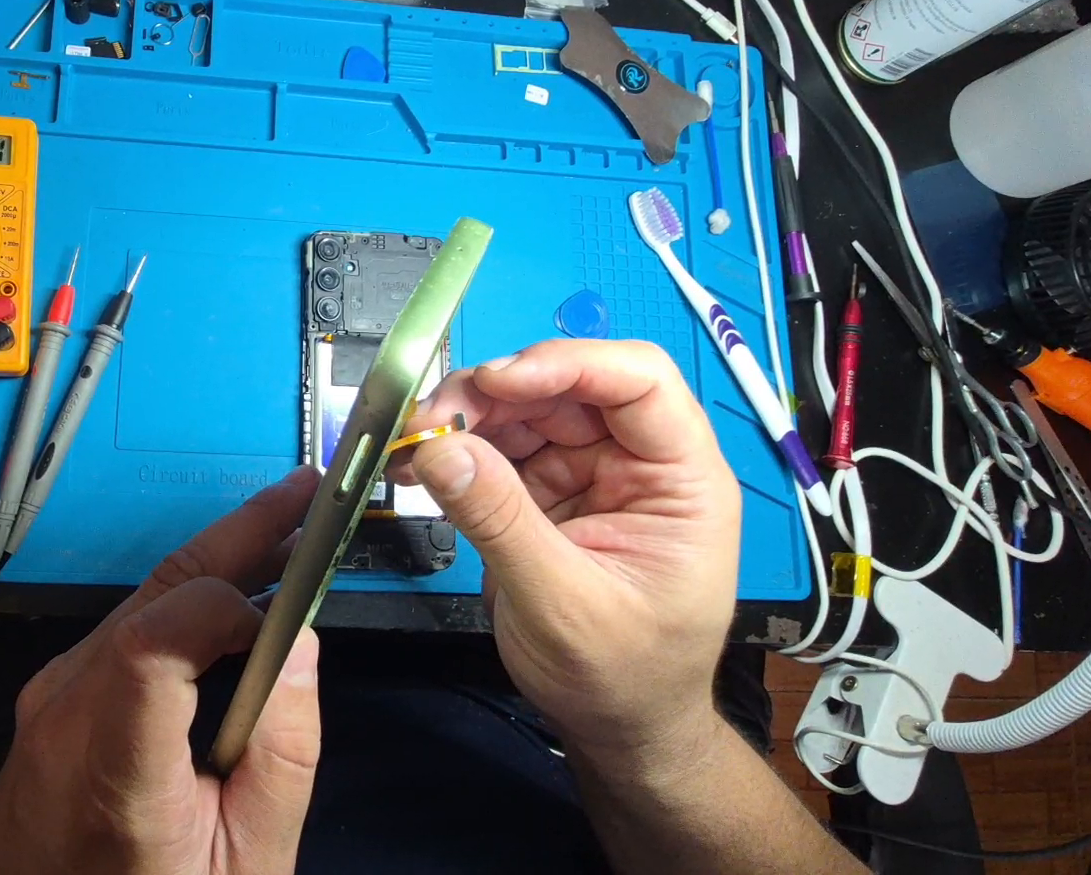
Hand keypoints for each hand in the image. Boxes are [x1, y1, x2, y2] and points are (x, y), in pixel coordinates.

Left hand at [0, 467, 321, 874]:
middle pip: (158, 591)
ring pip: (150, 589)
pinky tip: (244, 576)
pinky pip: (138, 612)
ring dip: (226, 549)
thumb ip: (282, 757)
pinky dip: (198, 586)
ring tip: (291, 523)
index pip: (152, 646)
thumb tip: (299, 640)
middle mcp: (68, 708)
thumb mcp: (245, 865)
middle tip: (308, 489)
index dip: (224, 609)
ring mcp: (56, 682)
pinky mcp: (61, 673)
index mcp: (113, 773)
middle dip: (243, 532)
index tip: (286, 620)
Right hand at [389, 340, 739, 758]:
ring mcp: (584, 469)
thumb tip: (439, 448)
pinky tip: (416, 466)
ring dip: (460, 418)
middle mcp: (633, 460)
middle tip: (425, 423)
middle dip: (490, 395)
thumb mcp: (563, 604)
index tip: (494, 384)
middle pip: (562, 387)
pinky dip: (450, 448)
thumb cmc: (620, 676)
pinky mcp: (541, 487)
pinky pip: (493, 444)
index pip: (639, 382)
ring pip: (519, 408)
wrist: (610, 726)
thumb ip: (502, 521)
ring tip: (410, 447)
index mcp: (680, 479)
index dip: (567, 366)